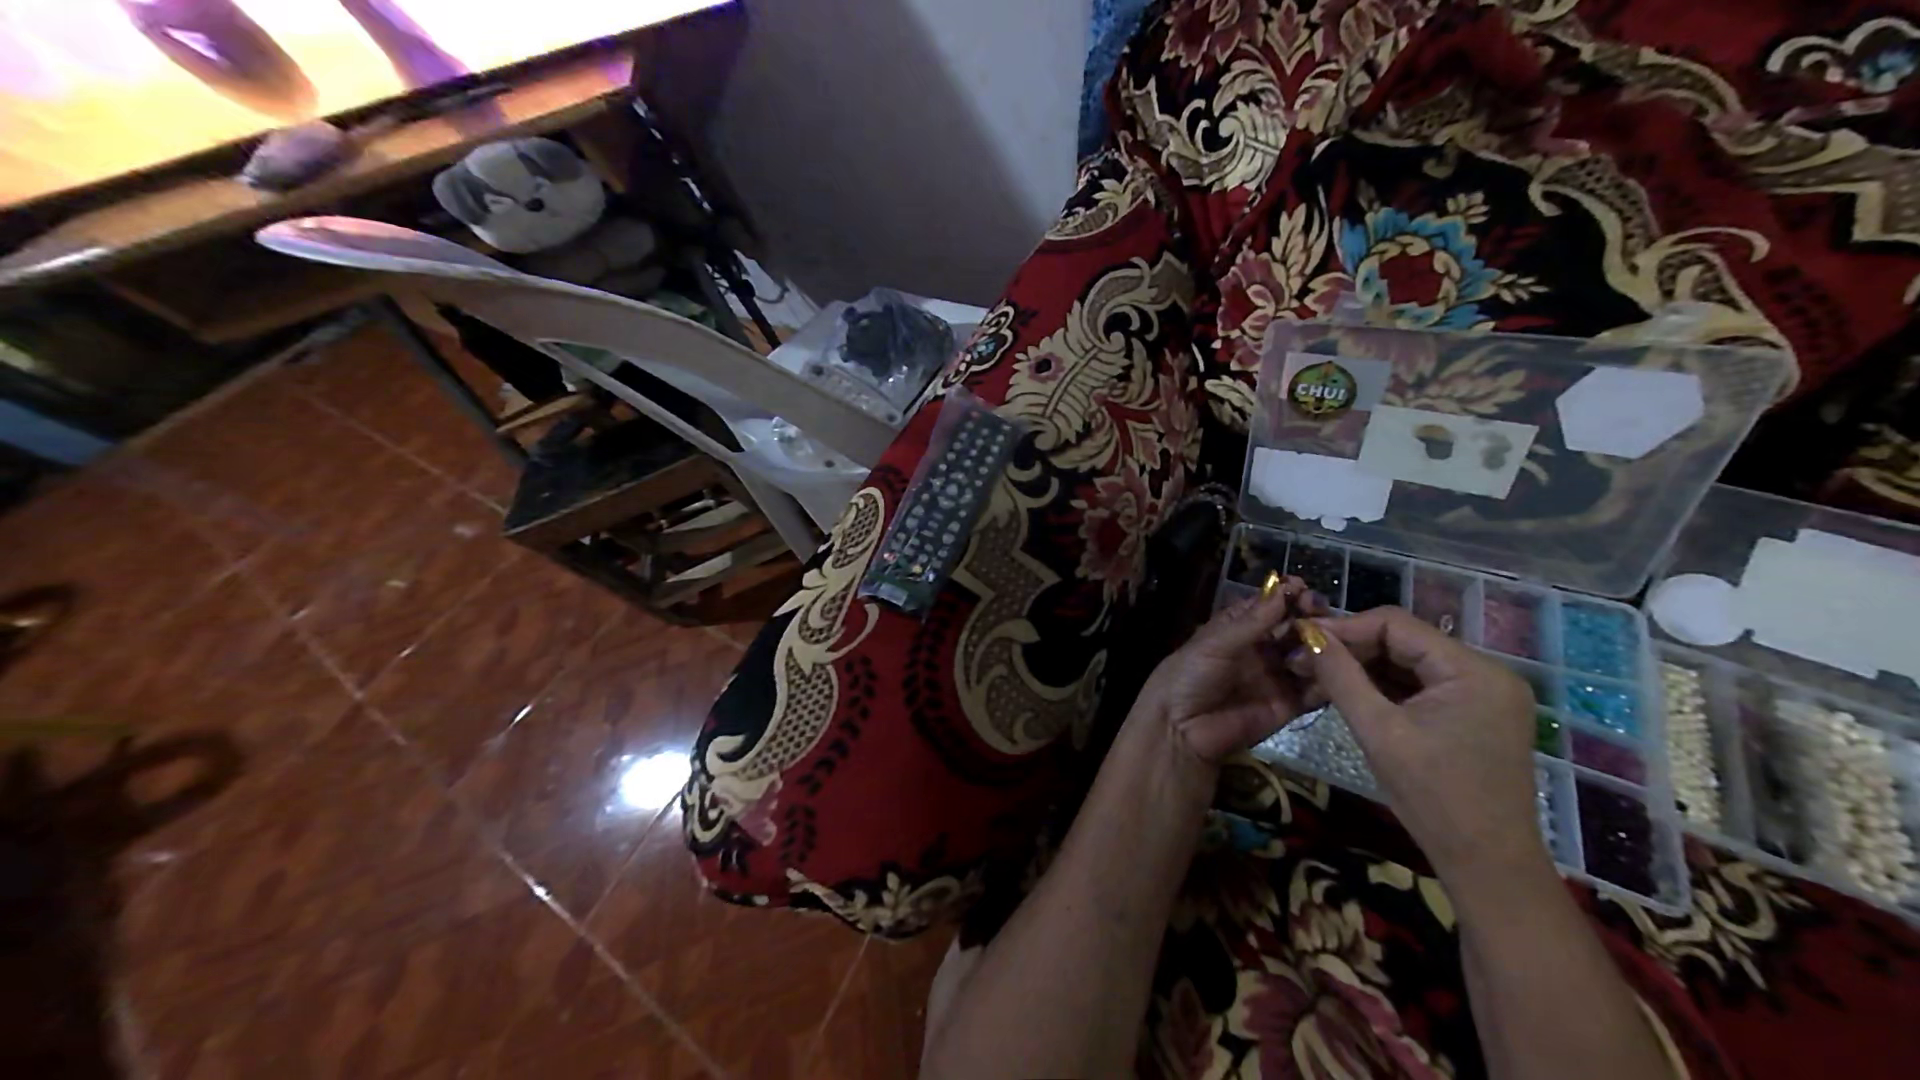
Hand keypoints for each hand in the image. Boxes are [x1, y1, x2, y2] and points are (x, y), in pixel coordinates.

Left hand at [1135, 578, 1329, 766]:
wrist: (1179, 729)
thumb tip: (1282, 587)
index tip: (1303, 588)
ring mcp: (1276, 676)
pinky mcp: (1288, 705)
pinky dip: (1328, 679)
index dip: (1286, 596)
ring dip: (1323, 646)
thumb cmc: (1188, 676)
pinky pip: (1314, 691)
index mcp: (1237, 629)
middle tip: (1322, 612)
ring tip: (1334, 638)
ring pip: (1309, 656)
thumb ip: (1253, 621)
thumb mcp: (1216, 643)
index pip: (1269, 606)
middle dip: (1310, 618)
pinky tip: (1338, 668)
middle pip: (1294, 628)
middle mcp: (1260, 649)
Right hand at [1293, 607, 1544, 881]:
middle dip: (1350, 648)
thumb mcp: (1378, 731)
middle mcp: (1485, 672)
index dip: (1343, 627)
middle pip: (1403, 641)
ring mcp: (1482, 695)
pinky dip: (1383, 687)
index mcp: (1473, 670)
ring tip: (1316, 676)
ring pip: (1408, 663)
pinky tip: (1348, 693)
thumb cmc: (1432, 796)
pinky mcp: (1473, 714)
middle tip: (1301, 660)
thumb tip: (1307, 635)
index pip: (1396, 624)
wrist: (1486, 863)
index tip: (1300, 639)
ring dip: (1362, 667)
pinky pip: (1420, 686)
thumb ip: (1340, 676)